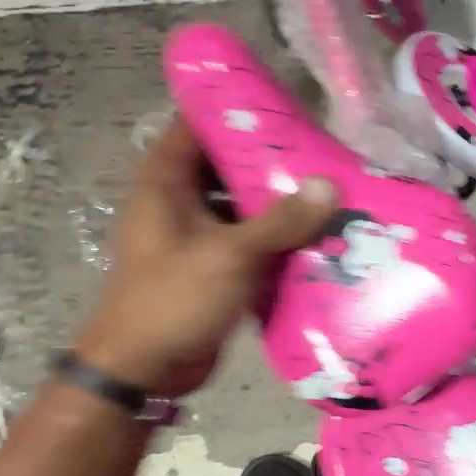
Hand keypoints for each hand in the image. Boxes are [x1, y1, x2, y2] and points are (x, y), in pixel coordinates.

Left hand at [72, 121, 336, 396]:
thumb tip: (329, 186)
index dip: (235, 114)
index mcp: (165, 183)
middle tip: (323, 159)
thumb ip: (281, 221)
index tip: (284, 109)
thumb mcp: (230, 254)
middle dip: (271, 166)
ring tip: (330, 200)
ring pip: (243, 212)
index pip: (197, 127)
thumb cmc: (174, 298)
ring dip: (280, 210)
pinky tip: (318, 246)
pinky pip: (250, 249)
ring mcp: (196, 241)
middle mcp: (178, 204)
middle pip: (226, 170)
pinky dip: (278, 246)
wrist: (145, 366)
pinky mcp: (214, 273)